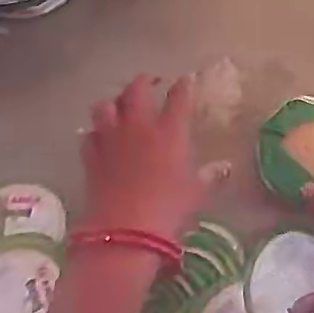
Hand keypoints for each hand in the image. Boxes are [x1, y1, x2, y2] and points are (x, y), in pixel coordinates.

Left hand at [81, 75, 223, 241]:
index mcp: (170, 130)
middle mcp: (139, 126)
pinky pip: (89, 135)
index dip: (183, 86)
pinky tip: (101, 139)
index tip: (185, 81)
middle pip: (137, 89)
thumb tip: (224, 168)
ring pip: (105, 106)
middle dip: (144, 81)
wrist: (126, 232)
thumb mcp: (197, 192)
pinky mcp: (91, 157)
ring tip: (121, 108)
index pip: (178, 96)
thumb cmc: (169, 207)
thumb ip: (210, 176)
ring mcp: (111, 139)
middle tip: (151, 83)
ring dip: (114, 103)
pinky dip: (96, 133)